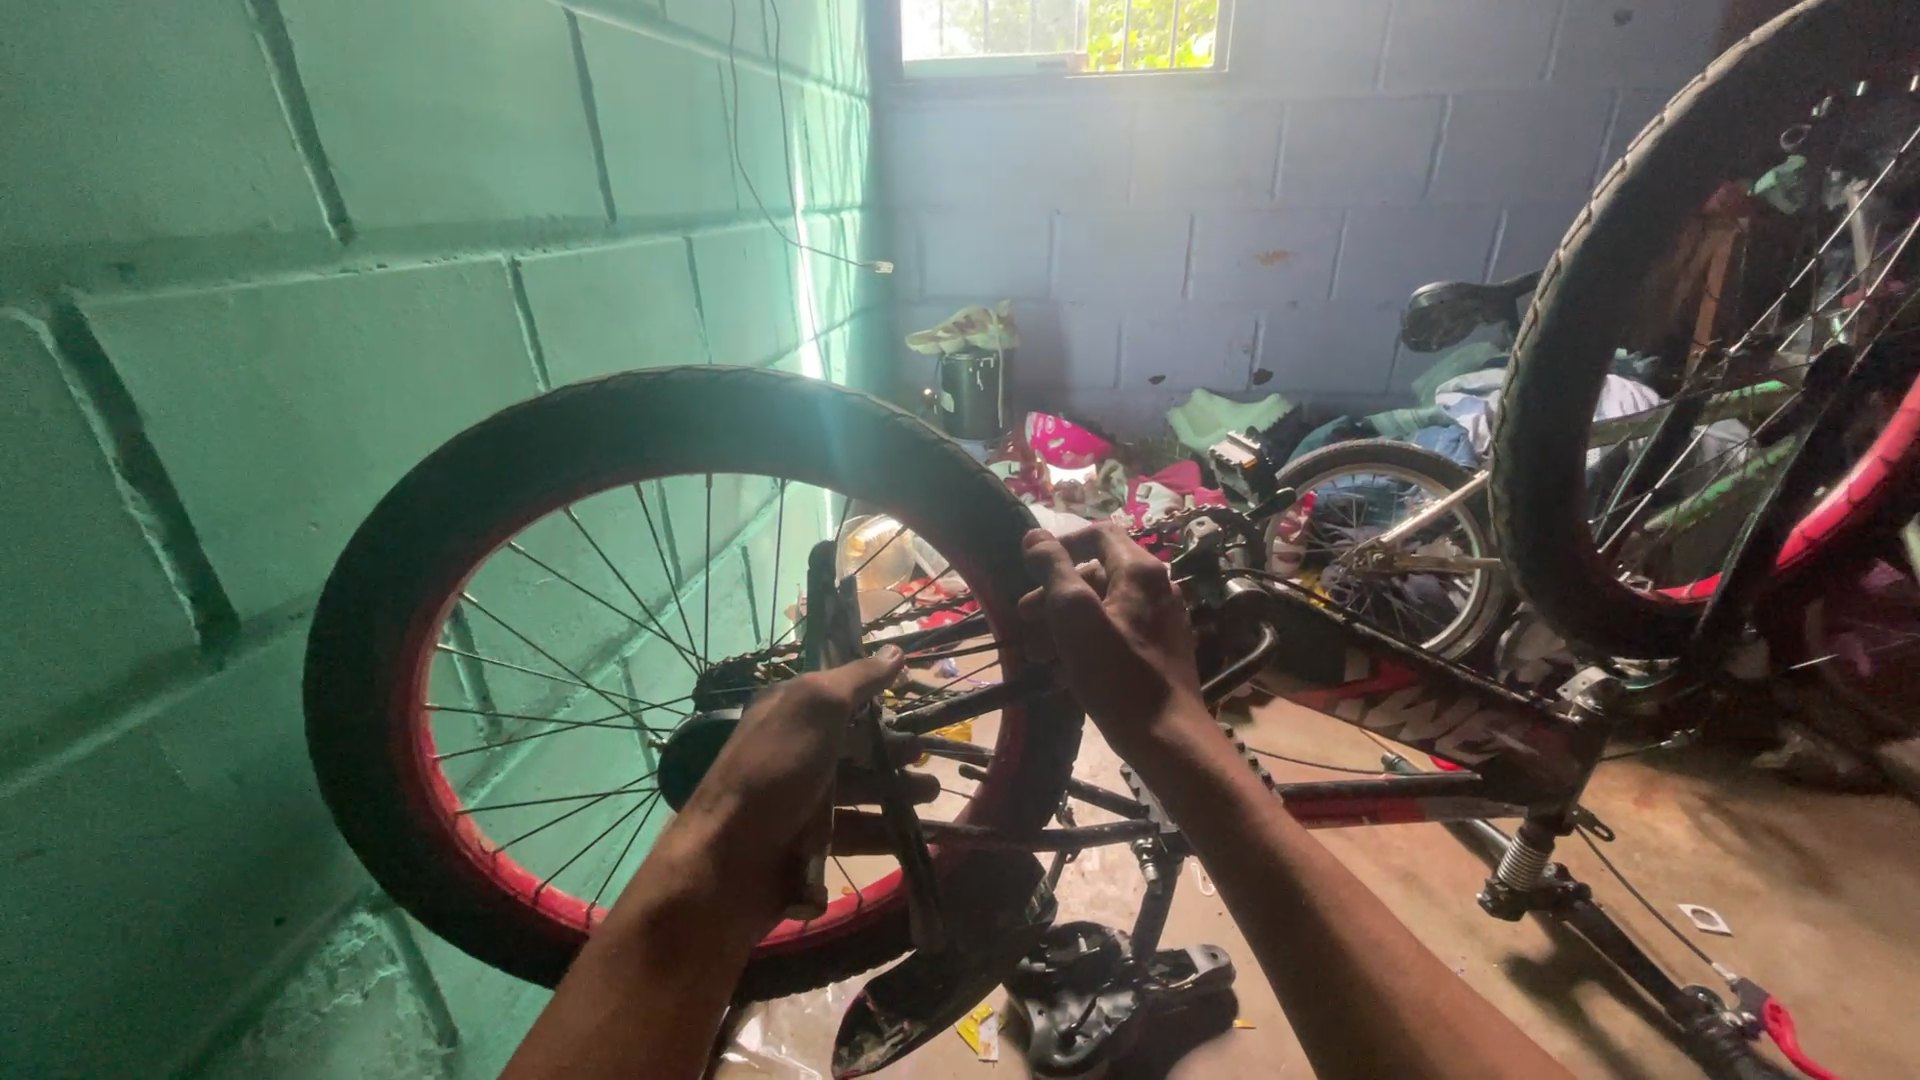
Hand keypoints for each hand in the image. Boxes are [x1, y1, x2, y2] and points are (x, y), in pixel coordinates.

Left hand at [630, 647, 907, 937]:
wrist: (724, 865)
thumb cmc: (774, 772)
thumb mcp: (816, 709)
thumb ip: (858, 679)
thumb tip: (895, 650)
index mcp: (790, 712)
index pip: (839, 694)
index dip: (875, 693)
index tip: (913, 695)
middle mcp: (795, 751)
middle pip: (854, 744)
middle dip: (893, 748)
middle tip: (926, 754)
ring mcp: (801, 799)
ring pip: (860, 788)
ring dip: (898, 789)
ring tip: (933, 792)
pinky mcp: (810, 844)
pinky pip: (856, 831)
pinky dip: (886, 830)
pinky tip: (919, 832)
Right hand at [1018, 524, 1204, 746]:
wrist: (1165, 736)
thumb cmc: (1114, 671)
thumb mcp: (1073, 613)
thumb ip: (1053, 568)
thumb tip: (1034, 535)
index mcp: (1140, 572)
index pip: (1099, 534)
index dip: (1062, 545)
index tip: (1033, 569)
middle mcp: (1157, 590)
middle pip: (1096, 576)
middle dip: (1053, 596)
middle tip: (1024, 619)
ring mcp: (1160, 623)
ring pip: (1102, 610)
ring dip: (1063, 625)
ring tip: (1035, 655)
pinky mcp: (1159, 653)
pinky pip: (1115, 636)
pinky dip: (1085, 645)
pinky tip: (1060, 673)